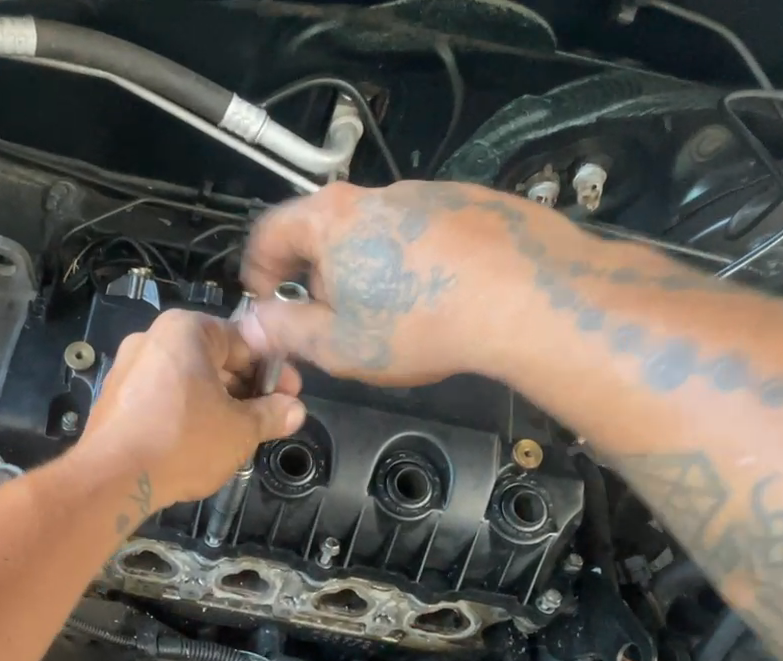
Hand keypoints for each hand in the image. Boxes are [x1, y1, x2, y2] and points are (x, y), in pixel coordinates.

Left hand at [81, 309, 305, 508]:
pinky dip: (185, 414)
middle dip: (245, 389)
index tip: (291, 397)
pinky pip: (162, 398)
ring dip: (217, 403)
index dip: (273, 371)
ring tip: (237, 435)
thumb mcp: (240, 431)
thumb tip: (294, 410)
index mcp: (185, 330)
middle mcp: (152, 339)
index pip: (244, 342)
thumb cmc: (183, 442)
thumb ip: (271, 415)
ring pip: (188, 381)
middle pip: (214, 359)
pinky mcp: (114, 399)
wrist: (112, 478)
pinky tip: (198, 442)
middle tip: (268, 419)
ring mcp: (128, 368)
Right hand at [235, 180, 583, 384]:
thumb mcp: (335, 345)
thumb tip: (254, 324)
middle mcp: (377, 195)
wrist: (528, 299)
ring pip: (377, 234)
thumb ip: (284, 330)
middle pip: (324, 232)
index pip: (269, 231)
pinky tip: (437, 301)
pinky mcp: (472, 204)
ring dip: (368, 272)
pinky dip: (416, 265)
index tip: (266, 303)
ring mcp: (429, 194)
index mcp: (331, 221)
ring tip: (392, 318)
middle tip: (329, 322)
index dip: (257, 271)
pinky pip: (424, 235)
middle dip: (317, 277)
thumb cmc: (420, 323)